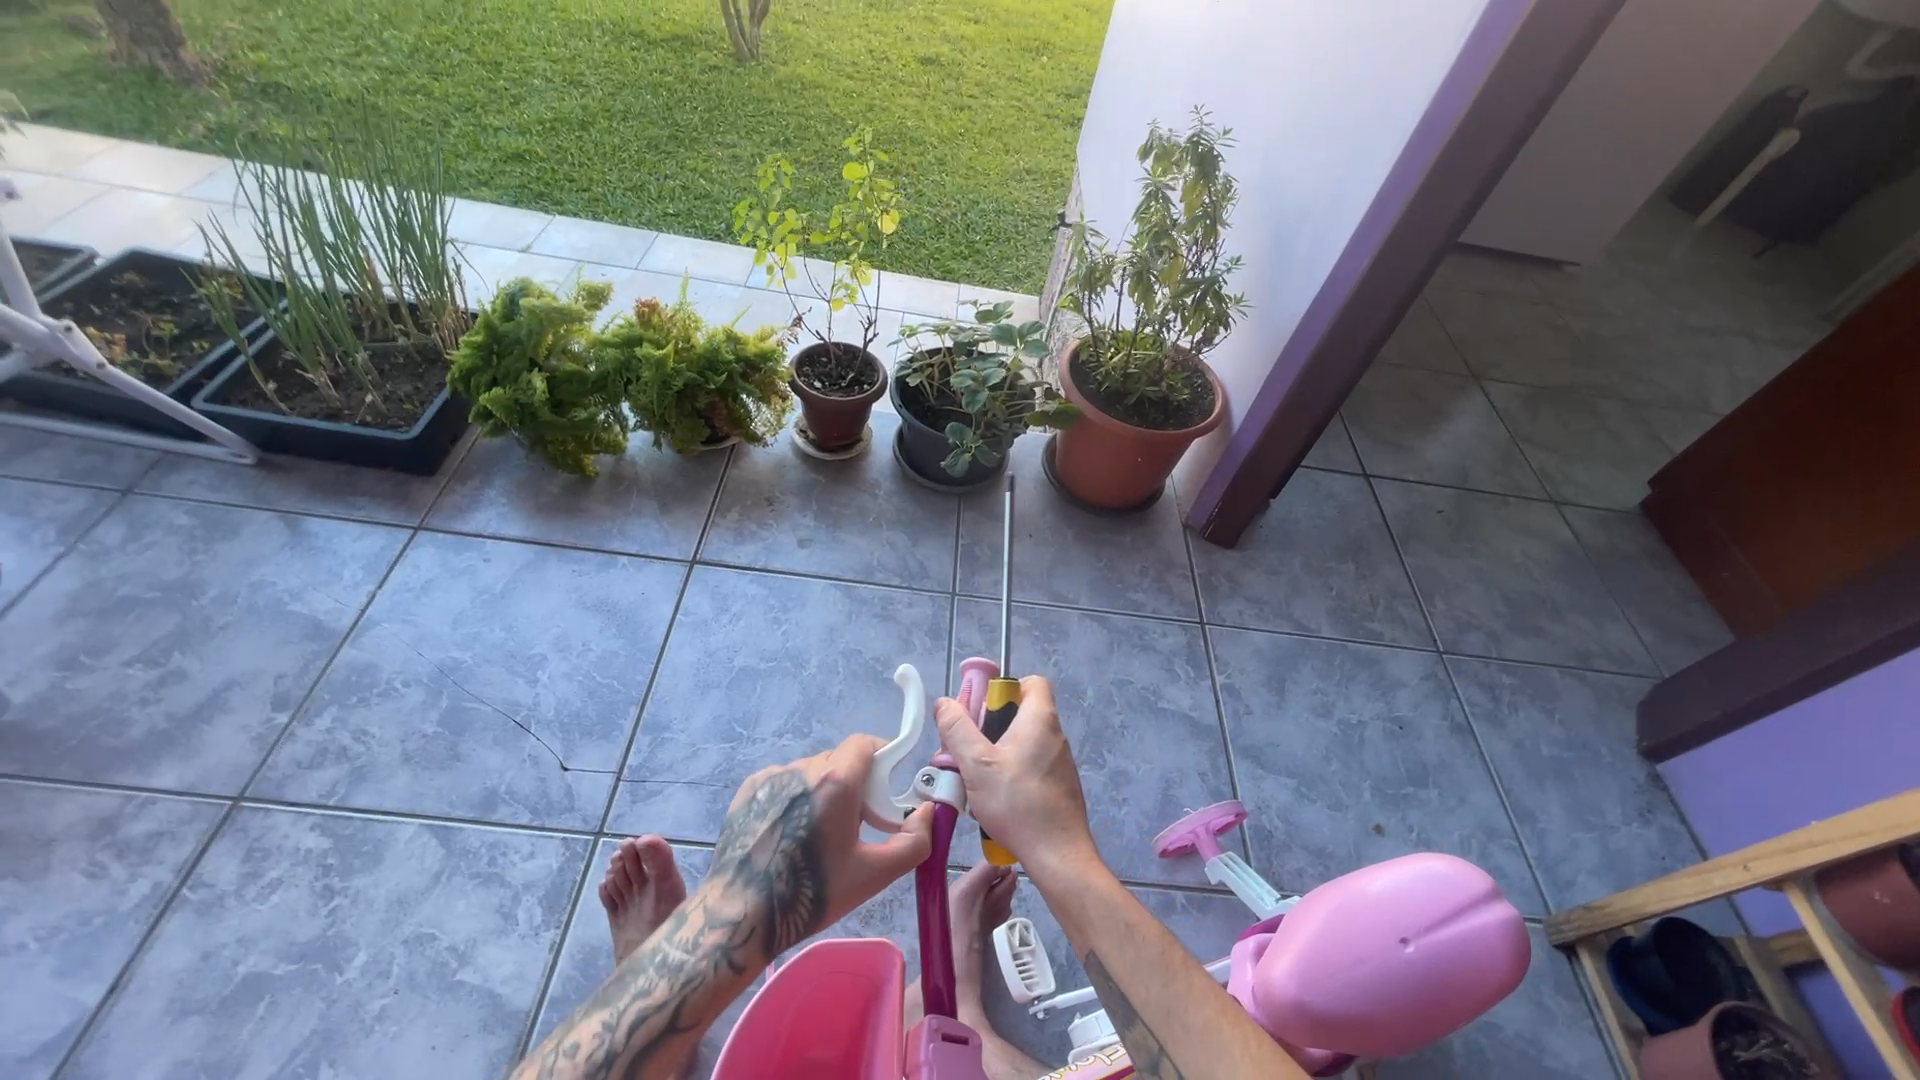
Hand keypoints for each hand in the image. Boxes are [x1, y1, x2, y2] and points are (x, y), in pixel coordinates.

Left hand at [700, 734, 934, 963]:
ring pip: (811, 771)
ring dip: (824, 790)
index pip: (864, 743)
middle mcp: (801, 769)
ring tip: (820, 833)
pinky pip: (785, 782)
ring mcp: (770, 778)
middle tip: (857, 823)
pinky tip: (791, 833)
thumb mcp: (873, 875)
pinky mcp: (748, 790)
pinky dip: (796, 798)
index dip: (881, 758)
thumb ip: (914, 841)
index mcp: (835, 782)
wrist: (741, 914)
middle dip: (855, 783)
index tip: (886, 789)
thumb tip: (927, 813)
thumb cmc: (811, 893)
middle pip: (839, 760)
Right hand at [935, 676, 1096, 870]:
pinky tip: (994, 800)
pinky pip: (1030, 767)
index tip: (981, 709)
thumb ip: (958, 730)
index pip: (1031, 682)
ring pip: (1022, 744)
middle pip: (1020, 714)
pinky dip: (1010, 775)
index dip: (1005, 688)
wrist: (1058, 854)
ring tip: (975, 778)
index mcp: (1040, 720)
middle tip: (967, 748)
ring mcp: (1060, 763)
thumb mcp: (976, 764)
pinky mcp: (1059, 786)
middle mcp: (1055, 735)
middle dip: (990, 727)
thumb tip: (945, 703)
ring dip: (996, 755)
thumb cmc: (1017, 803)